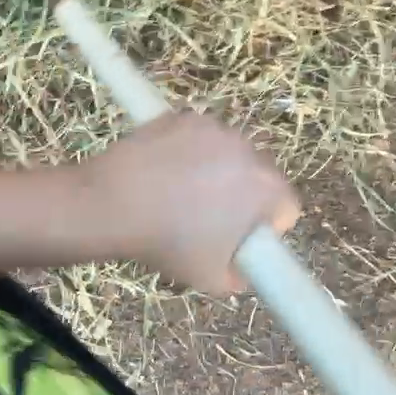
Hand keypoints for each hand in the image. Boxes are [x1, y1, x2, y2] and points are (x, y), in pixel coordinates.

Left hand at [81, 111, 300, 293]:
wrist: (109, 204)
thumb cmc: (164, 243)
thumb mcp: (211, 279)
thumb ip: (240, 278)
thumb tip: (241, 270)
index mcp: (267, 187)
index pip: (286, 207)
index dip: (264, 227)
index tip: (235, 237)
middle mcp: (248, 148)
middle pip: (257, 175)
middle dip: (239, 194)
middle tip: (203, 215)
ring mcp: (211, 127)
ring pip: (226, 153)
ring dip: (213, 168)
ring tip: (176, 191)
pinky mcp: (180, 115)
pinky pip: (195, 136)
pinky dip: (185, 148)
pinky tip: (161, 168)